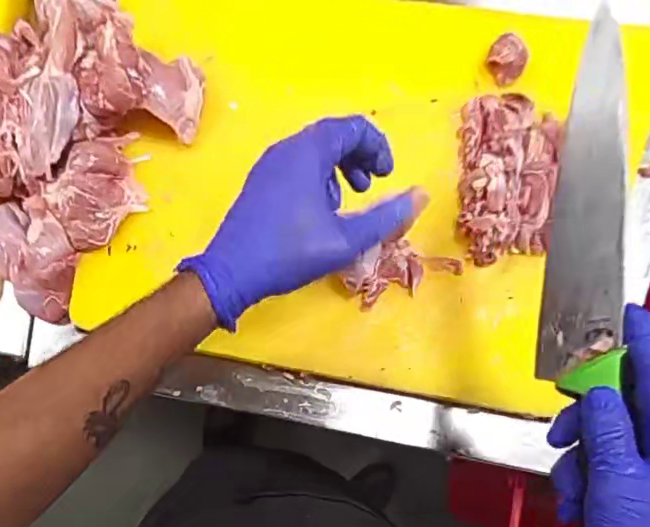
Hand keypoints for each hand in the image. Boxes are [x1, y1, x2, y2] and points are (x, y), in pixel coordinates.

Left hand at [178, 116, 425, 329]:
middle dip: (357, 159)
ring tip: (342, 206)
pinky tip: (314, 217)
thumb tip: (419, 198)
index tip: (387, 176)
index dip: (378, 148)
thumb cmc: (288, 253)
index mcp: (308, 151)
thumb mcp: (343, 240)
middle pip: (331, 138)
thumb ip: (384, 219)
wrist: (230, 274)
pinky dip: (312, 183)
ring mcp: (266, 168)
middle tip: (368, 188)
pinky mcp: (255, 188)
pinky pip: (292, 172)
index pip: (353, 128)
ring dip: (335, 174)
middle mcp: (285, 150)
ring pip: (311, 156)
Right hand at [548, 305, 649, 526]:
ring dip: (579, 466)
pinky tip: (580, 511)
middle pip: (623, 408)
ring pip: (608, 441)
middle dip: (584, 425)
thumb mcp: (617, 479)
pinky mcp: (649, 489)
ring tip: (574, 500)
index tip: (627, 311)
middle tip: (559, 442)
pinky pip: (610, 469)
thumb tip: (601, 390)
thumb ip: (606, 429)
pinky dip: (588, 485)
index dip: (642, 340)